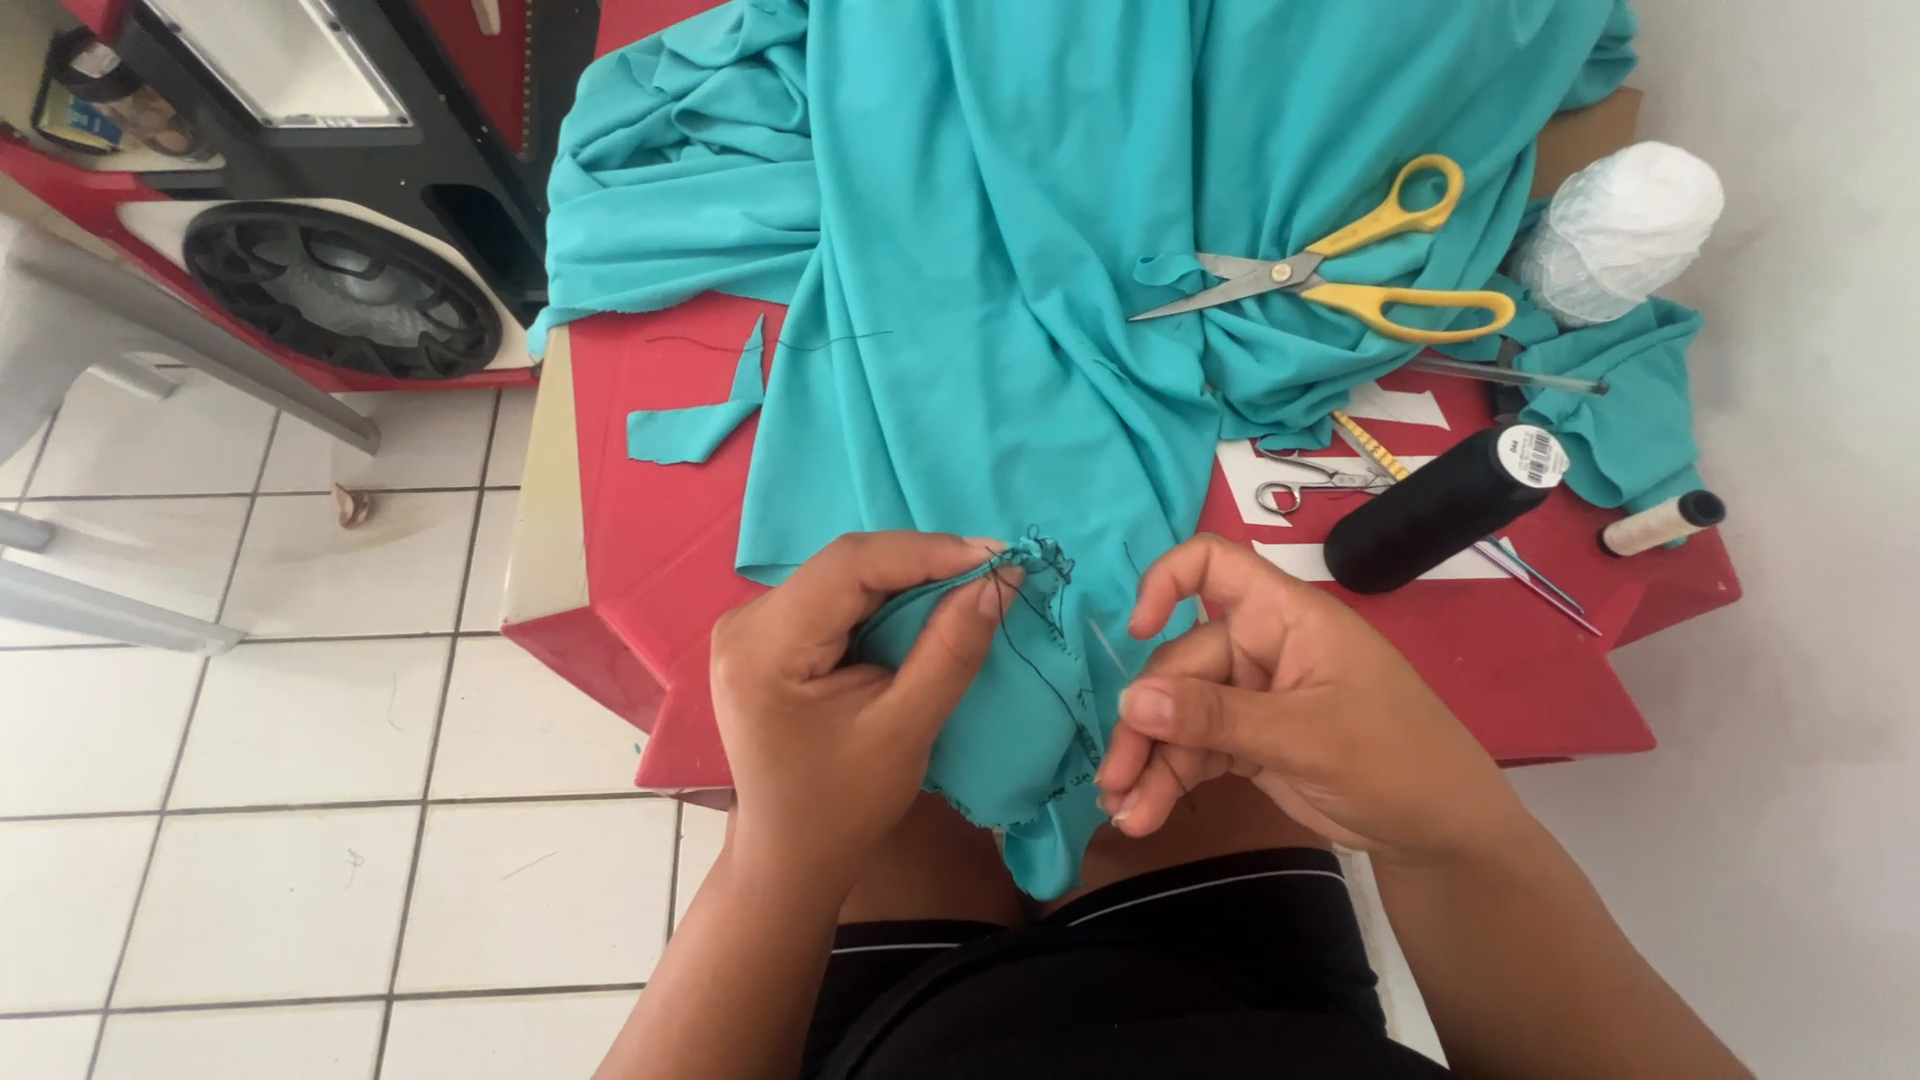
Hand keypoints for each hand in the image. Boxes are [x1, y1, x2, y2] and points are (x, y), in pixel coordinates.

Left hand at [710, 531, 1016, 896]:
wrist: (789, 854)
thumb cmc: (844, 806)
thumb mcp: (906, 731)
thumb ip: (951, 651)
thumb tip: (999, 579)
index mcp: (764, 648)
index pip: (849, 566)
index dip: (927, 551)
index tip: (996, 557)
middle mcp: (745, 622)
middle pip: (845, 564)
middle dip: (923, 562)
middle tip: (991, 571)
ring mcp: (750, 624)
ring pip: (844, 573)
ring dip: (909, 575)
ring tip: (968, 583)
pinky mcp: (766, 633)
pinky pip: (836, 594)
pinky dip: (886, 595)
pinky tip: (924, 602)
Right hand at [1095, 534, 1534, 864]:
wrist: (1444, 838)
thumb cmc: (1397, 761)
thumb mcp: (1306, 738)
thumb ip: (1216, 717)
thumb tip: (1130, 701)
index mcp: (1283, 617)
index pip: (1213, 565)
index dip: (1166, 582)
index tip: (1138, 631)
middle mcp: (1258, 647)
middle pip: (1179, 664)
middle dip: (1145, 723)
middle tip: (1114, 780)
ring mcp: (1250, 695)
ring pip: (1177, 714)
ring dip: (1148, 761)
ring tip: (1123, 809)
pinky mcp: (1245, 739)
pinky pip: (1192, 749)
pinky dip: (1167, 778)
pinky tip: (1142, 810)